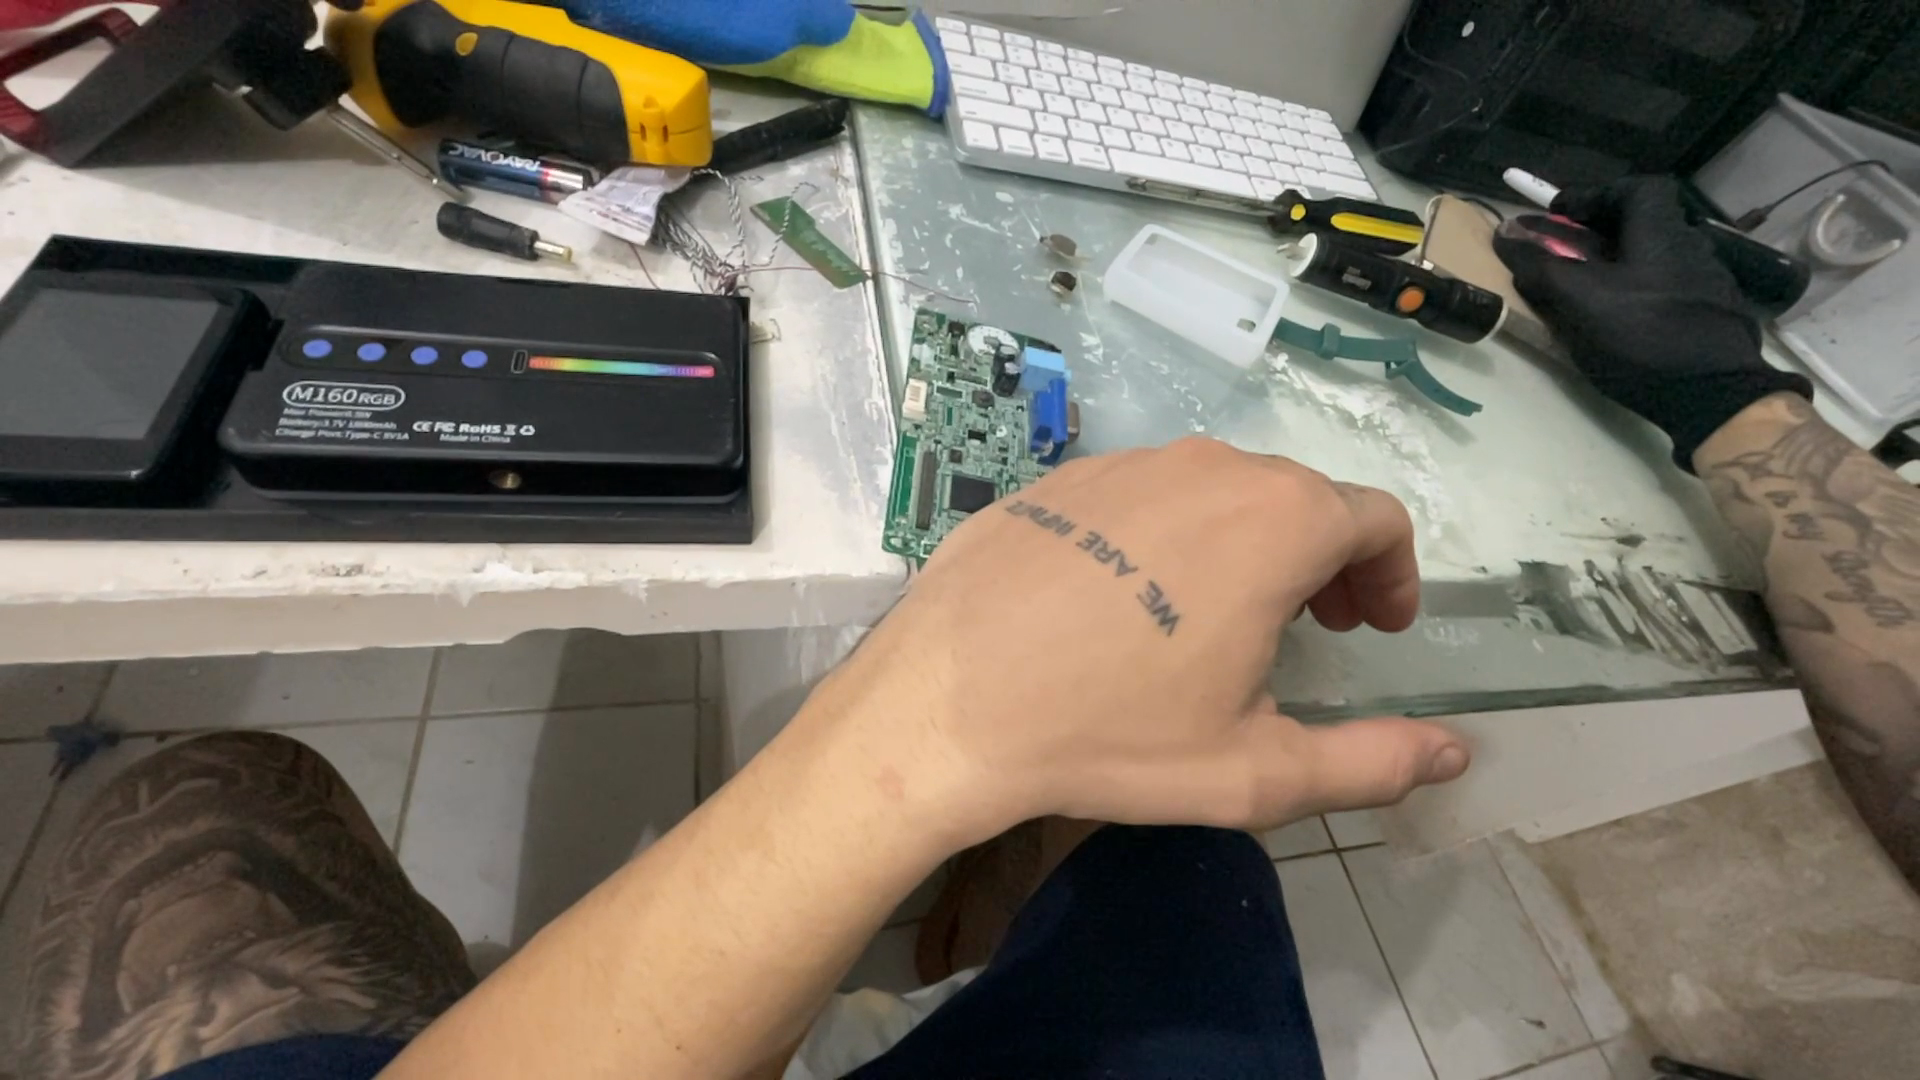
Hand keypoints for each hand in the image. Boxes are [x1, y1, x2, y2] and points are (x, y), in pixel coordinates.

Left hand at [799, 438, 1469, 844]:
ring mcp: (1118, 466)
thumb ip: (1371, 761)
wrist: (946, 704)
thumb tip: (1453, 751)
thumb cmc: (1111, 735)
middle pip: (1292, 498)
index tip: (1373, 623)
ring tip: (1217, 612)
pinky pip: (1135, 497)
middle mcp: (1201, 468)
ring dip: (1239, 542)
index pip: (1373, 518)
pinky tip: (1125, 595)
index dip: (1391, 572)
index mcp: (1272, 520)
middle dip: (1320, 559)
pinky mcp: (1054, 482)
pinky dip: (1161, 534)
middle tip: (1311, 622)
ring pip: (1211, 491)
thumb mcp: (1253, 771)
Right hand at [1493, 176, 1810, 471]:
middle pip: (1644, 222)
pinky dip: (1635, 287)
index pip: (1638, 189)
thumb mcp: (1579, 301)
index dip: (1596, 194)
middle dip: (1600, 229)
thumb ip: (1542, 266)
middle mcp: (1689, 249)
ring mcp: (1704, 282)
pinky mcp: (1708, 312)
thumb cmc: (1640, 337)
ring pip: (1654, 255)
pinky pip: (1664, 284)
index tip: (1560, 213)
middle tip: (1563, 250)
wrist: (1711, 392)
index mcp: (1661, 237)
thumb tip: (1506, 232)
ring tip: (1584, 286)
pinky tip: (1618, 315)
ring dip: (1617, 260)